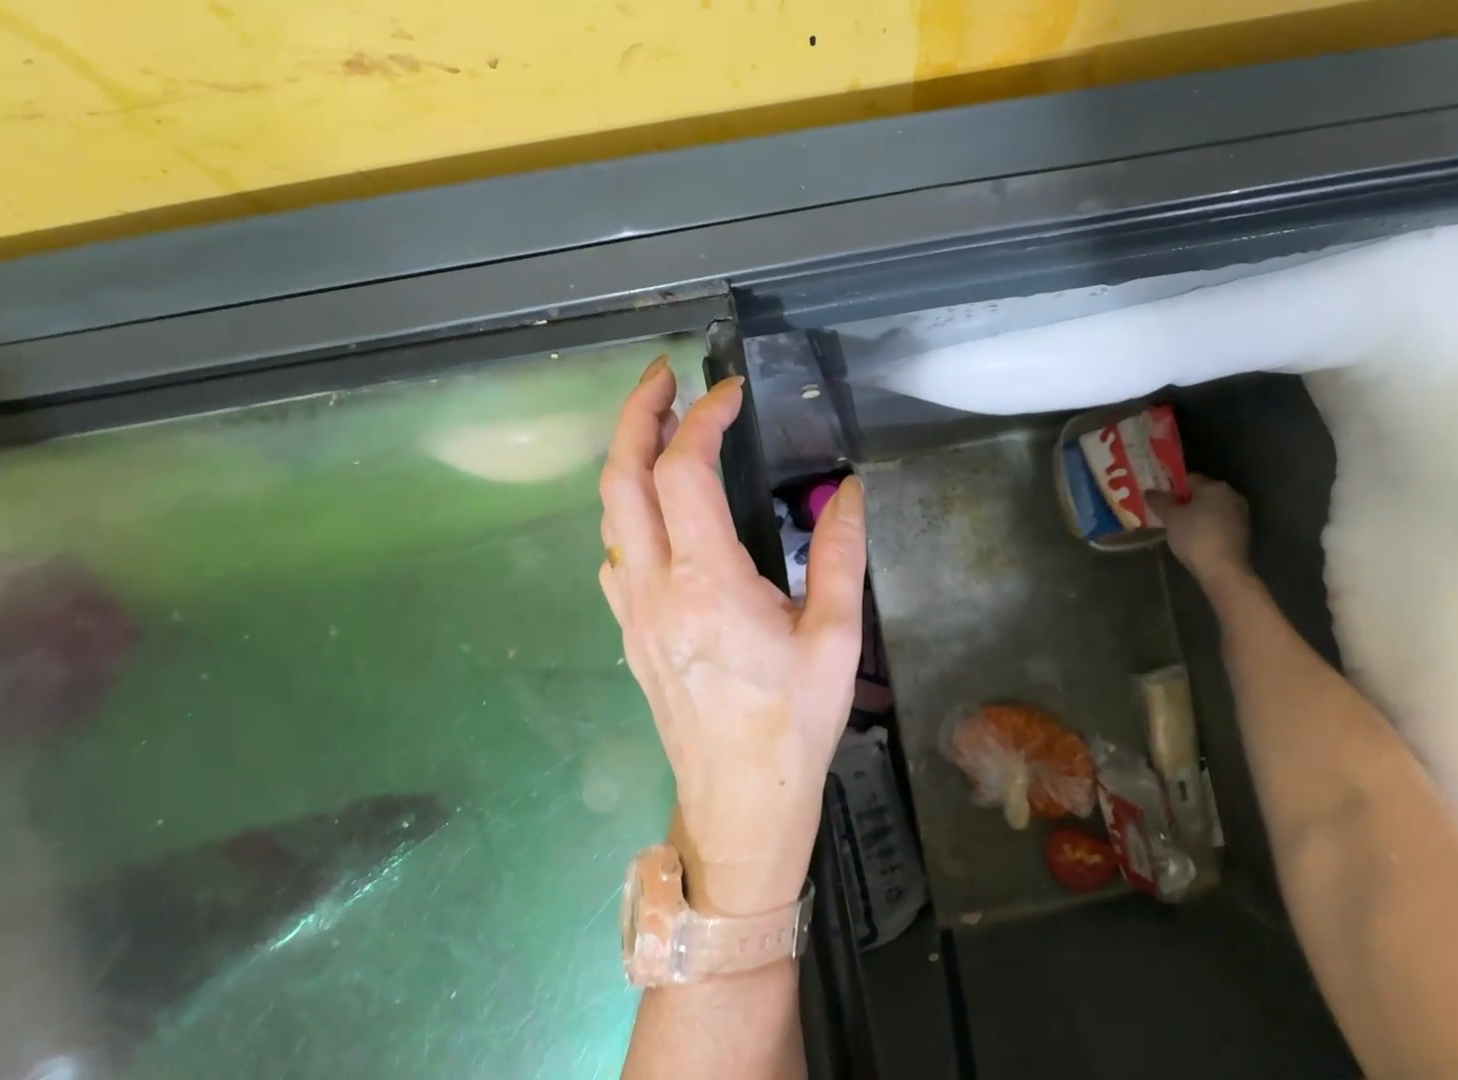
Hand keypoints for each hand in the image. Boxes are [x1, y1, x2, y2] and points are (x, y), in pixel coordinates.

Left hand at [599, 357, 867, 916]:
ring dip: (626, 460)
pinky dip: (627, 511)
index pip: (685, 472)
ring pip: (609, 516)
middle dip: (636, 415)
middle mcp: (654, 588)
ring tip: (661, 429)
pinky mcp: (630, 636)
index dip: (704, 418)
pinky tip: (657, 513)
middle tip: (664, 377)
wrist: (742, 803)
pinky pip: (614, 555)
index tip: (732, 392)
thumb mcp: (835, 637)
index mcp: (707, 582)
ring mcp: (632, 614)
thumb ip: (841, 555)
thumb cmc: (793, 722)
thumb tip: (848, 492)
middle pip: (621, 479)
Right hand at [1149, 475, 1254, 591]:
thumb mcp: (1170, 518)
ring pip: (1213, 509)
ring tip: (1182, 531)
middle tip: (1169, 518)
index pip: (1189, 478)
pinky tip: (1199, 541)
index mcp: (1215, 486)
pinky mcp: (1244, 532)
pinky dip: (1210, 527)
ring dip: (1199, 516)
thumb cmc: (1195, 538)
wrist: (1224, 570)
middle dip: (1186, 503)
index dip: (1173, 489)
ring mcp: (1241, 514)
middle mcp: (1232, 495)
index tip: (1162, 503)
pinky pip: (1221, 523)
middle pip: (1203, 493)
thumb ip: (1160, 501)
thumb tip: (1150, 491)